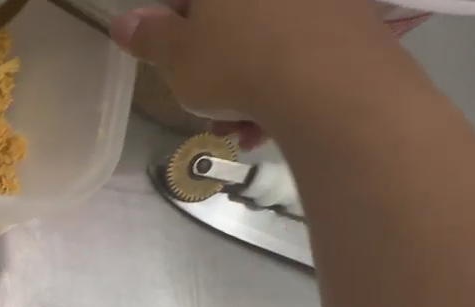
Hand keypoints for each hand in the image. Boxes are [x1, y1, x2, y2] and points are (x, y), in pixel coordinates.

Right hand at [108, 0, 417, 132]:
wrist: (326, 80)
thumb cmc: (234, 62)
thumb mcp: (174, 55)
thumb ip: (149, 36)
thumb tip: (125, 19)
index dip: (173, 29)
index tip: (171, 59)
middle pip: (231, 17)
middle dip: (213, 60)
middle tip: (202, 101)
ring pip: (264, 35)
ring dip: (243, 80)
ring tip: (236, 124)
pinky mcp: (349, 13)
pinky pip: (297, 46)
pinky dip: (278, 79)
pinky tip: (266, 117)